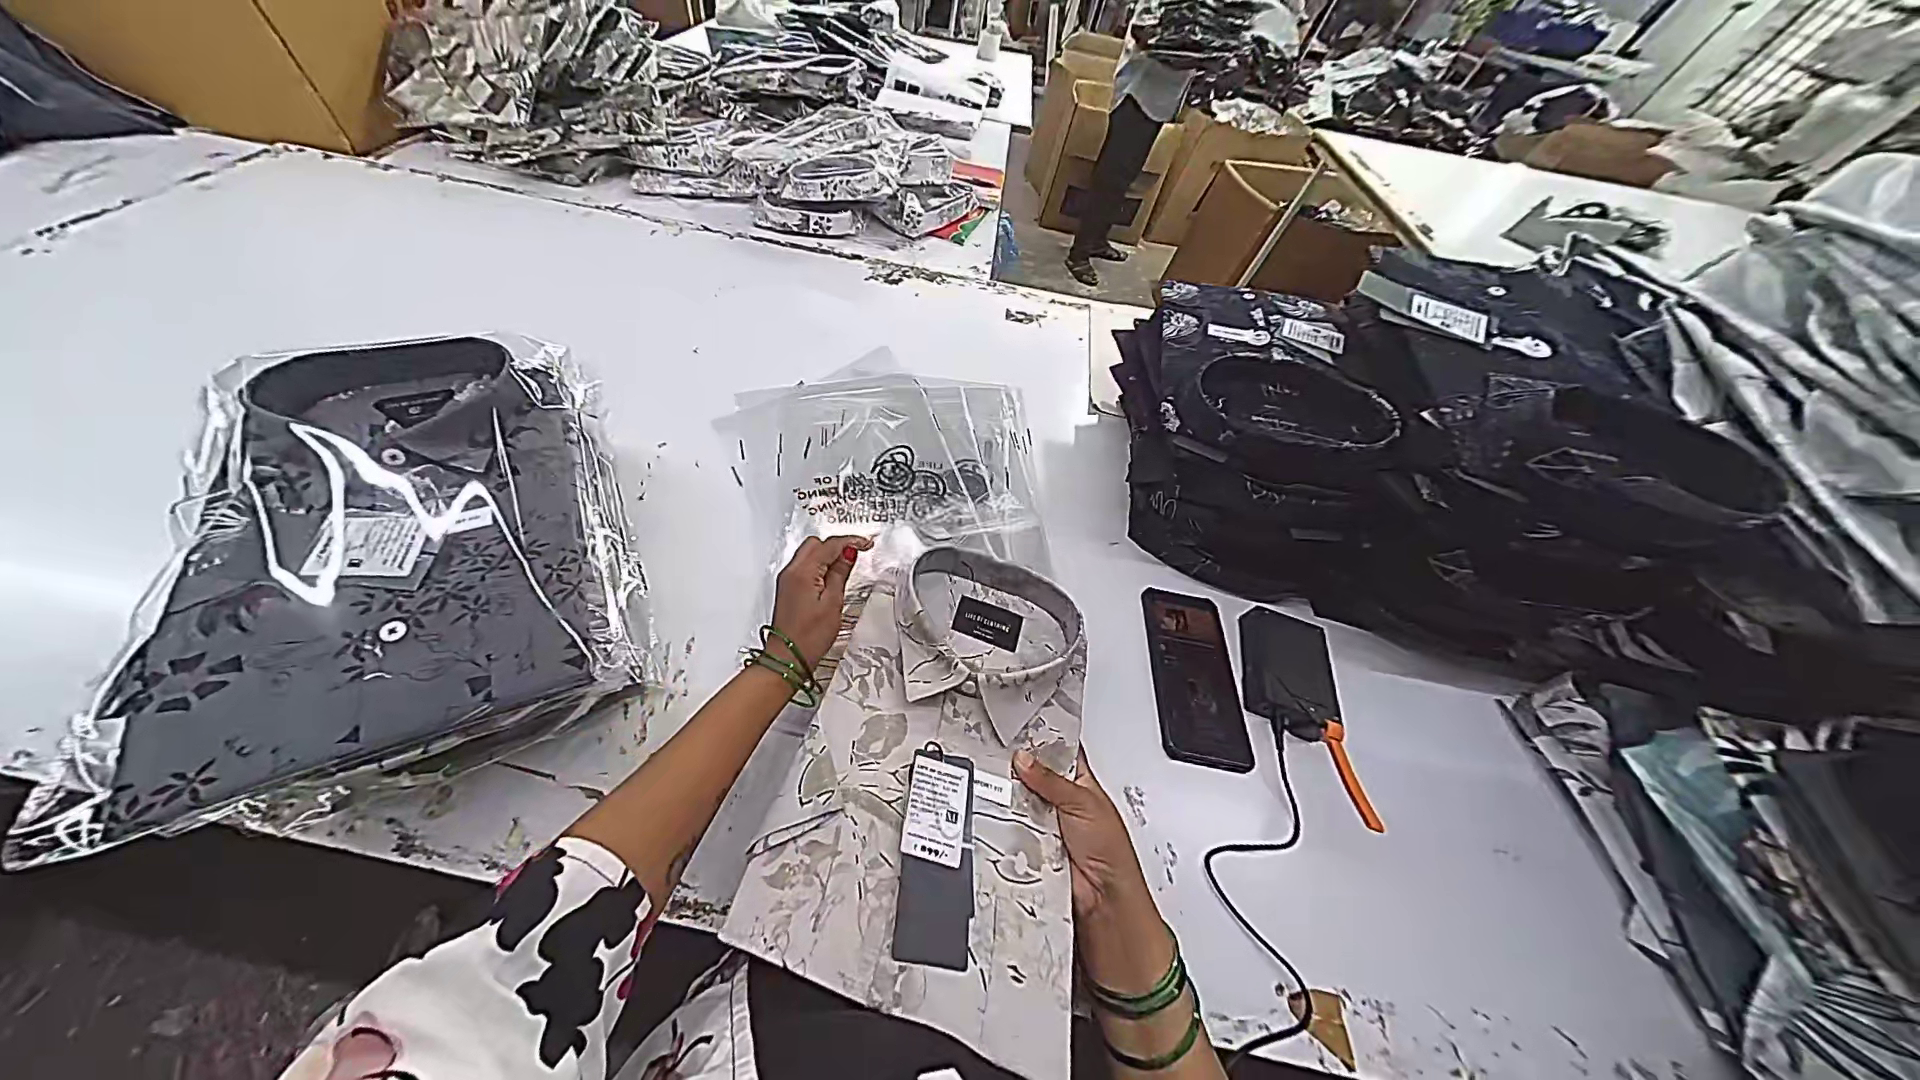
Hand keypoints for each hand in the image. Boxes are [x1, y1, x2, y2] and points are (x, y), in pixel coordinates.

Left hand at [770, 535, 872, 670]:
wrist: (787, 658)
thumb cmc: (808, 637)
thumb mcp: (833, 603)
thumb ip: (840, 573)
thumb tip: (849, 554)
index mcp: (802, 572)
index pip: (829, 545)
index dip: (850, 541)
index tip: (866, 543)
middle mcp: (791, 572)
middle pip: (816, 543)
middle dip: (838, 545)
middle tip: (858, 553)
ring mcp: (787, 580)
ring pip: (809, 553)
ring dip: (828, 554)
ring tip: (847, 566)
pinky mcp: (788, 589)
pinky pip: (805, 566)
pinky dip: (820, 565)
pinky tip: (832, 576)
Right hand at [1013, 748, 1151, 919]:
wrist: (1102, 896)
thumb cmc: (1109, 849)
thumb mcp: (1082, 802)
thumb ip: (1051, 780)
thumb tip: (1024, 759)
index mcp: (1080, 780)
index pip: (1059, 751)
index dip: (1042, 740)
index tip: (1020, 730)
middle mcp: (1061, 798)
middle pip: (1033, 774)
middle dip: (1019, 768)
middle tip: (1002, 758)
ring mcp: (1045, 819)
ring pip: (1020, 799)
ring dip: (1011, 795)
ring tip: (998, 783)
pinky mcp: (1032, 840)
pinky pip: (1013, 824)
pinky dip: (1005, 819)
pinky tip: (997, 812)